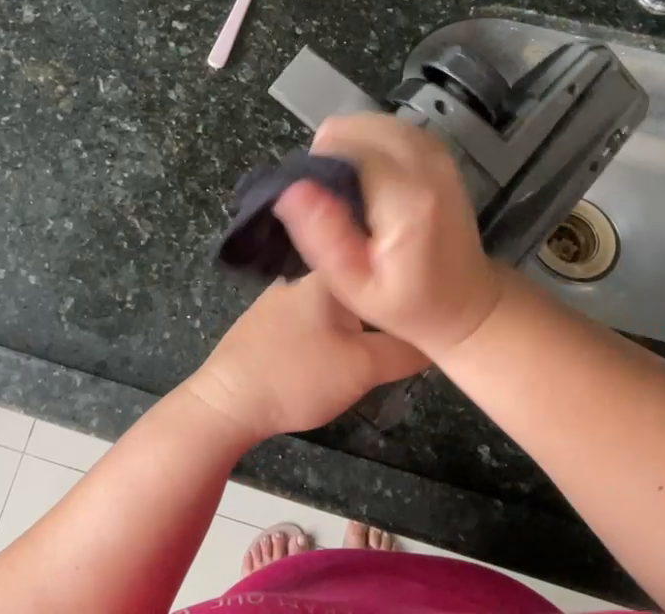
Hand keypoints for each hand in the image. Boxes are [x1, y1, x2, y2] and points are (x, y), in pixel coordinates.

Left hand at [183, 276, 426, 442]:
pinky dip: (338, 327)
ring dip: (363, 317)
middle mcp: (304, 274)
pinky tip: (347, 346)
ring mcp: (283, 294)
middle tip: (420, 323)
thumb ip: (406, 351)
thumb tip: (437, 336)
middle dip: (387, 302)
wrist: (227, 401)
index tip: (433, 299)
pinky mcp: (271, 318)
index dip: (409, 282)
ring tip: (392, 335)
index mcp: (328, 273)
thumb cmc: (296, 376)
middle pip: (361, 281)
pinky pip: (318, 314)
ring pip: (339, 300)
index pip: (379, 263)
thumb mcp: (363, 368)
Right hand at [273, 114, 505, 358]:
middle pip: (359, 126)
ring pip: (373, 120)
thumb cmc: (407, 301)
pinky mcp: (438, 151)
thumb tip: (292, 188)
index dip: (319, 164)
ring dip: (350, 143)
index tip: (314, 196)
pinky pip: (390, 125)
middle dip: (333, 150)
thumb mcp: (354, 287)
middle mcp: (427, 166)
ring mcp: (438, 154)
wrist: (467, 301)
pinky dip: (369, 140)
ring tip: (348, 186)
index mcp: (407, 200)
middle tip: (330, 195)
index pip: (347, 147)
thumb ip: (324, 237)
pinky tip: (366, 173)